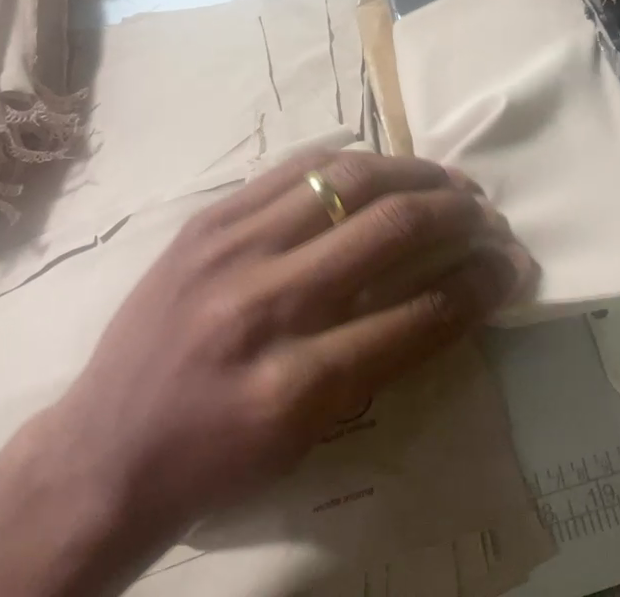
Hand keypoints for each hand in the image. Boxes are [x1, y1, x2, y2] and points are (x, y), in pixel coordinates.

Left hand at [0, 151, 535, 596]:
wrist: (106, 449)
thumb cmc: (219, 459)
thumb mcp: (312, 436)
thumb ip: (386, 358)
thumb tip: (459, 293)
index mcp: (296, 385)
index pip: (418, 315)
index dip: (481, 286)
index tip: (514, 268)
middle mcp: (263, 306)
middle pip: (391, 230)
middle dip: (461, 217)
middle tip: (490, 219)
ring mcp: (227, 252)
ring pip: (348, 180)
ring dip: (416, 176)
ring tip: (449, 185)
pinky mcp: (204, 222)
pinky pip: (294, 167)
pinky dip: (350, 161)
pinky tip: (381, 167)